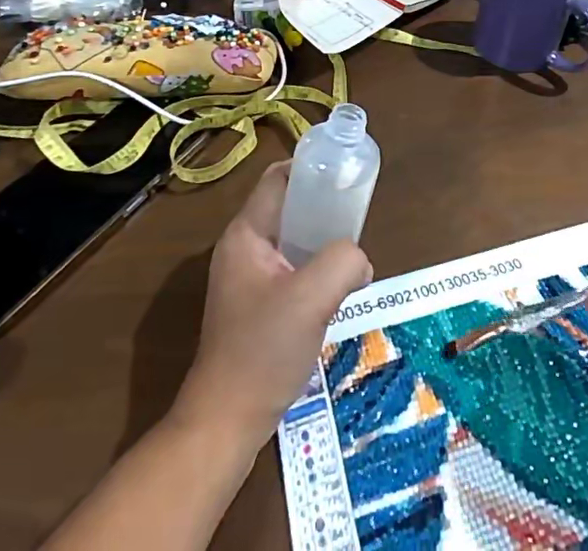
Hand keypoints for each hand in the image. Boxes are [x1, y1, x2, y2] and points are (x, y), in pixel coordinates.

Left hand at [174, 161, 372, 443]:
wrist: (229, 418)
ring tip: (352, 256)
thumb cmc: (263, 350)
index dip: (309, 168)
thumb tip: (358, 260)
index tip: (345, 175)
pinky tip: (336, 291)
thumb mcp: (310, 298)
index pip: (277, 180)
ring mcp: (248, 278)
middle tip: (357, 218)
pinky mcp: (257, 304)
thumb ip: (342, 262)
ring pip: (293, 242)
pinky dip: (315, 271)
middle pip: (287, 209)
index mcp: (245, 235)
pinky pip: (292, 271)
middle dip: (322, 208)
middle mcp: (243, 248)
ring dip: (321, 244)